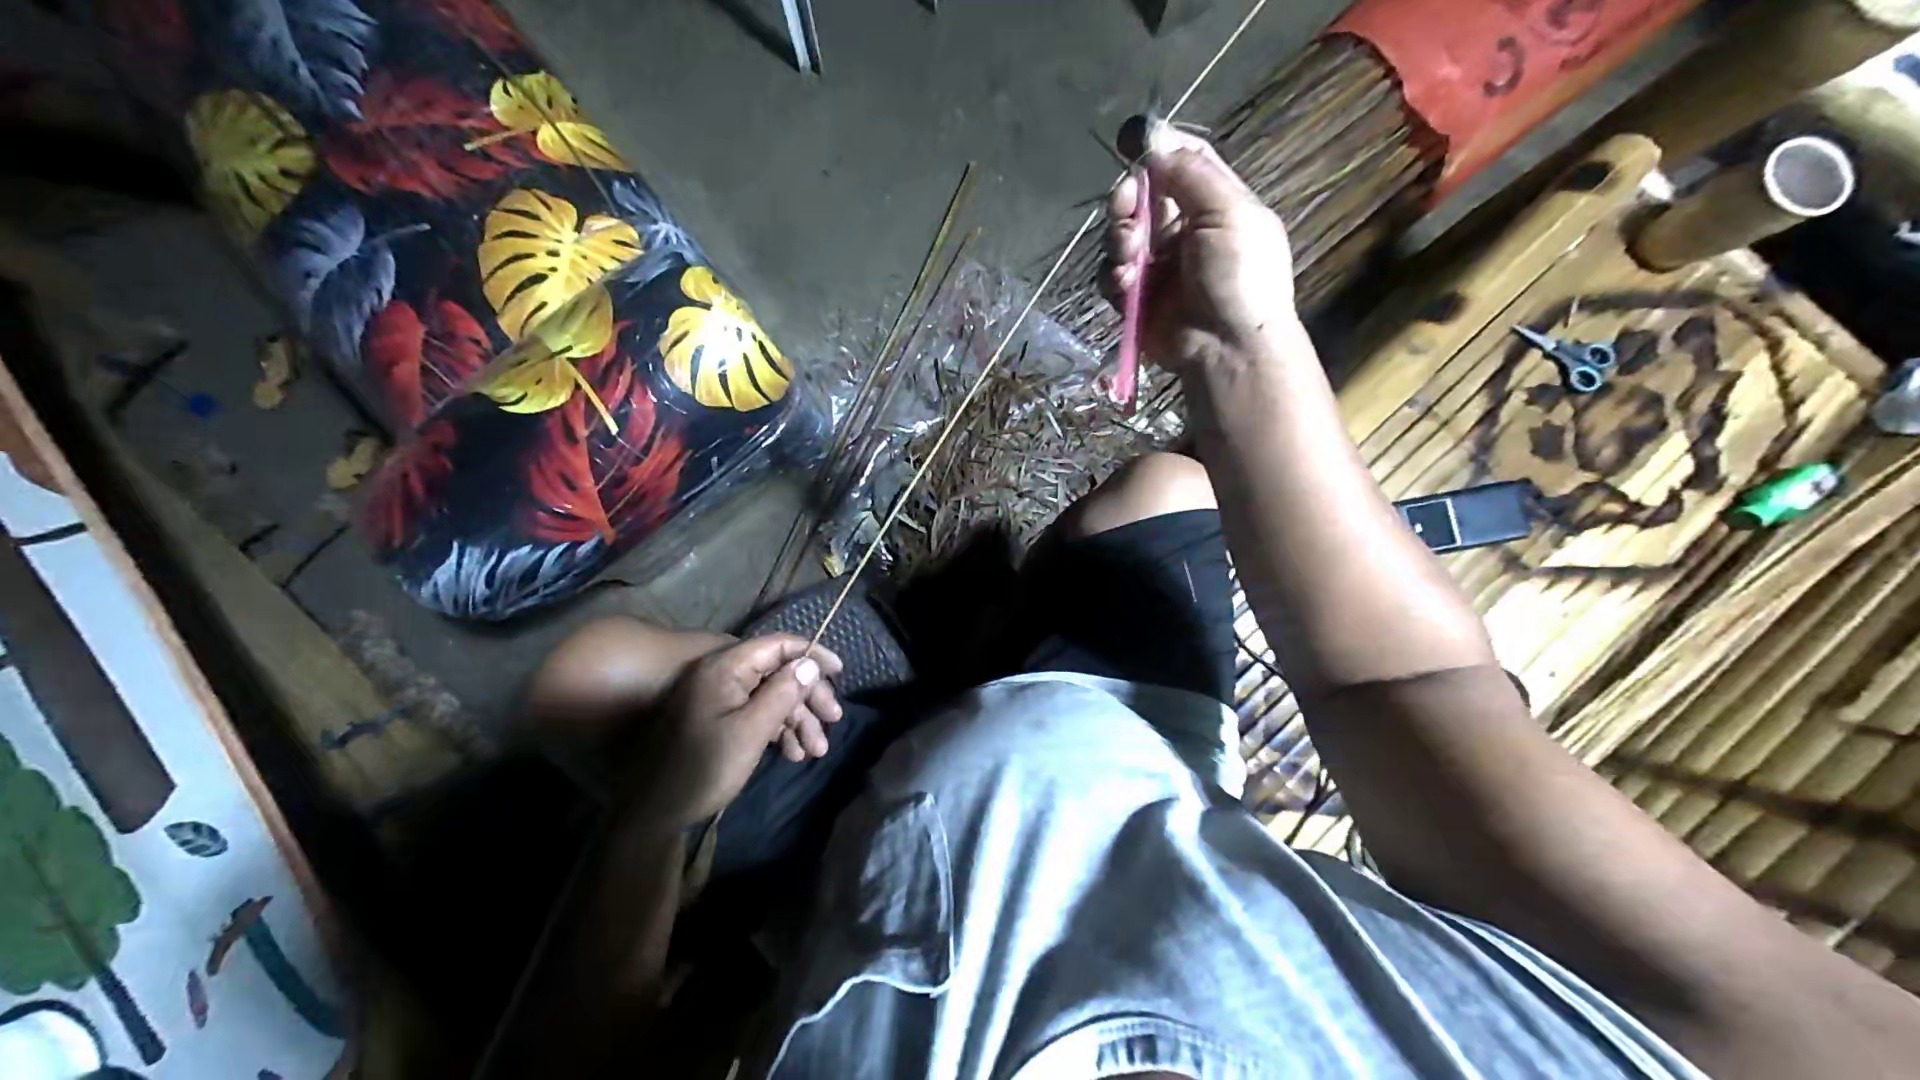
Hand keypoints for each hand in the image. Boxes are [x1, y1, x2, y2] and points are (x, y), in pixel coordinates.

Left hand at [620, 634, 844, 828]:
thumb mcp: (752, 729)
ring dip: (797, 720)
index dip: (812, 655)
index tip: (840, 674)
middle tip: (834, 721)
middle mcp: (722, 674)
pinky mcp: (717, 719)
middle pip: (778, 672)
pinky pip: (756, 713)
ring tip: (817, 751)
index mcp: (726, 667)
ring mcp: (719, 698)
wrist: (654, 811)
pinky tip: (794, 754)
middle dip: (808, 697)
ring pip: (771, 696)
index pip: (778, 644)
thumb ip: (784, 691)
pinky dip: (778, 730)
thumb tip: (810, 663)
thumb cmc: (705, 766)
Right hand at [1103, 119, 1299, 372]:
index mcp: (1213, 203)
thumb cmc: (1240, 276)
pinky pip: (1111, 276)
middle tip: (1126, 211)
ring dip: (1118, 241)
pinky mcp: (1136, 298)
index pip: (1180, 163)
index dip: (1155, 149)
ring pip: (1120, 236)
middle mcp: (1182, 230)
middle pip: (1141, 197)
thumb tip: (1153, 140)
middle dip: (1127, 200)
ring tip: (1130, 257)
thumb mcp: (1228, 212)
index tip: (1130, 141)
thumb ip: (1190, 173)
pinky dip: (1113, 276)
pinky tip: (1125, 284)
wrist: (1226, 346)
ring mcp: (1157, 266)